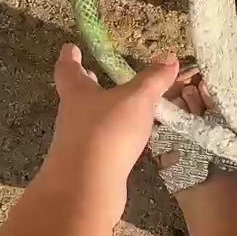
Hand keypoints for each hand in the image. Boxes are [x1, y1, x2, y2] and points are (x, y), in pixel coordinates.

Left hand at [34, 44, 180, 219]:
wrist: (87, 188)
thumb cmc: (107, 132)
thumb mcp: (137, 99)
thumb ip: (153, 79)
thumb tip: (169, 57)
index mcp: (77, 93)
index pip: (68, 69)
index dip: (69, 57)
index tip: (70, 47)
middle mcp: (72, 116)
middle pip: (77, 95)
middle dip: (87, 84)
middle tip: (96, 74)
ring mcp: (78, 143)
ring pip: (90, 120)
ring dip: (104, 111)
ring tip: (124, 106)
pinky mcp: (89, 166)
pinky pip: (103, 143)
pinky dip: (114, 136)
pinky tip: (131, 138)